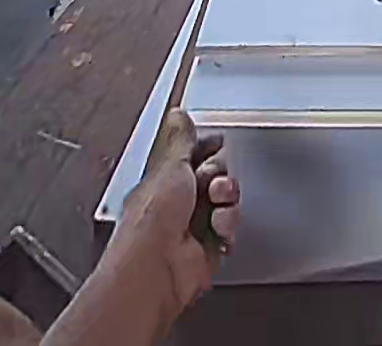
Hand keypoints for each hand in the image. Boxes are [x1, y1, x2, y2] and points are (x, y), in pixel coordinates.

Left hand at [104, 109, 240, 317]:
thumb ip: (181, 139)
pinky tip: (218, 225)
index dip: (207, 148)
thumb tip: (178, 114)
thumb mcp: (170, 164)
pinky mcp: (208, 248)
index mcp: (165, 179)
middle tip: (212, 178)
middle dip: (219, 173)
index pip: (192, 156)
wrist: (156, 266)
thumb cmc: (152, 217)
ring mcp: (193, 226)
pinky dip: (227, 224)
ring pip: (225, 200)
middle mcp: (178, 203)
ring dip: (226, 197)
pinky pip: (230, 227)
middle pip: (214, 175)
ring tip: (217, 200)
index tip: (218, 143)